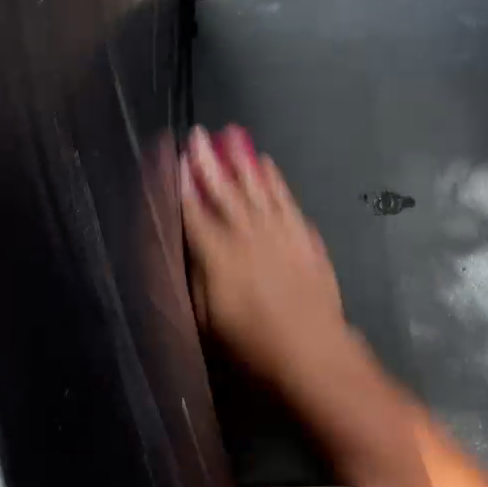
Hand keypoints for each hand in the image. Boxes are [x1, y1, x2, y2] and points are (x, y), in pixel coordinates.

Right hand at [180, 126, 348, 391]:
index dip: (183, 185)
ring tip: (233, 136)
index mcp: (219, 256)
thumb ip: (195, 274)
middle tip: (200, 134)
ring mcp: (281, 234)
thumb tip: (186, 241)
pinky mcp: (306, 238)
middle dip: (210, 161)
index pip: (195, 212)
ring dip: (243, 162)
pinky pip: (287, 200)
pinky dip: (276, 181)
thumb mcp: (207, 318)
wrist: (312, 353)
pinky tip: (268, 166)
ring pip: (258, 189)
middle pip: (225, 192)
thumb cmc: (251, 345)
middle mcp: (249, 236)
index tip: (175, 158)